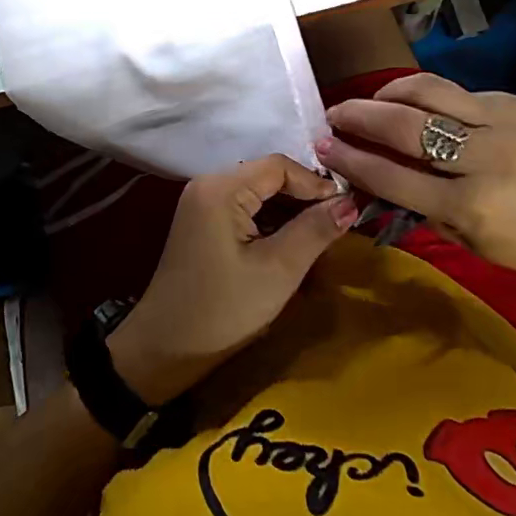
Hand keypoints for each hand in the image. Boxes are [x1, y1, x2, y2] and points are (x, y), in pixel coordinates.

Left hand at [109, 155, 356, 403]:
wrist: (165, 349)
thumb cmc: (223, 309)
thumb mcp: (278, 270)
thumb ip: (316, 230)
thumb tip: (351, 202)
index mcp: (221, 188)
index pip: (280, 166)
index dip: (317, 184)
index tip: (346, 210)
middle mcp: (208, 184)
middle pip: (268, 177)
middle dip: (305, 199)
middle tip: (337, 224)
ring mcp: (202, 203)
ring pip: (259, 194)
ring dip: (290, 212)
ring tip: (321, 236)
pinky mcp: (202, 223)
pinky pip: (245, 209)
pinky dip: (271, 222)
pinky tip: (291, 244)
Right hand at [317, 73, 515, 309]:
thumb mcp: (479, 246)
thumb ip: (429, 210)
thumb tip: (387, 179)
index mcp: (472, 207)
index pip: (393, 175)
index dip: (351, 159)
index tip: (324, 145)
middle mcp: (486, 157)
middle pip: (404, 124)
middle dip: (359, 115)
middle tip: (334, 112)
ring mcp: (508, 122)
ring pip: (432, 91)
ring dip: (392, 91)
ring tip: (374, 98)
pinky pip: (467, 95)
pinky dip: (438, 100)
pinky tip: (429, 108)